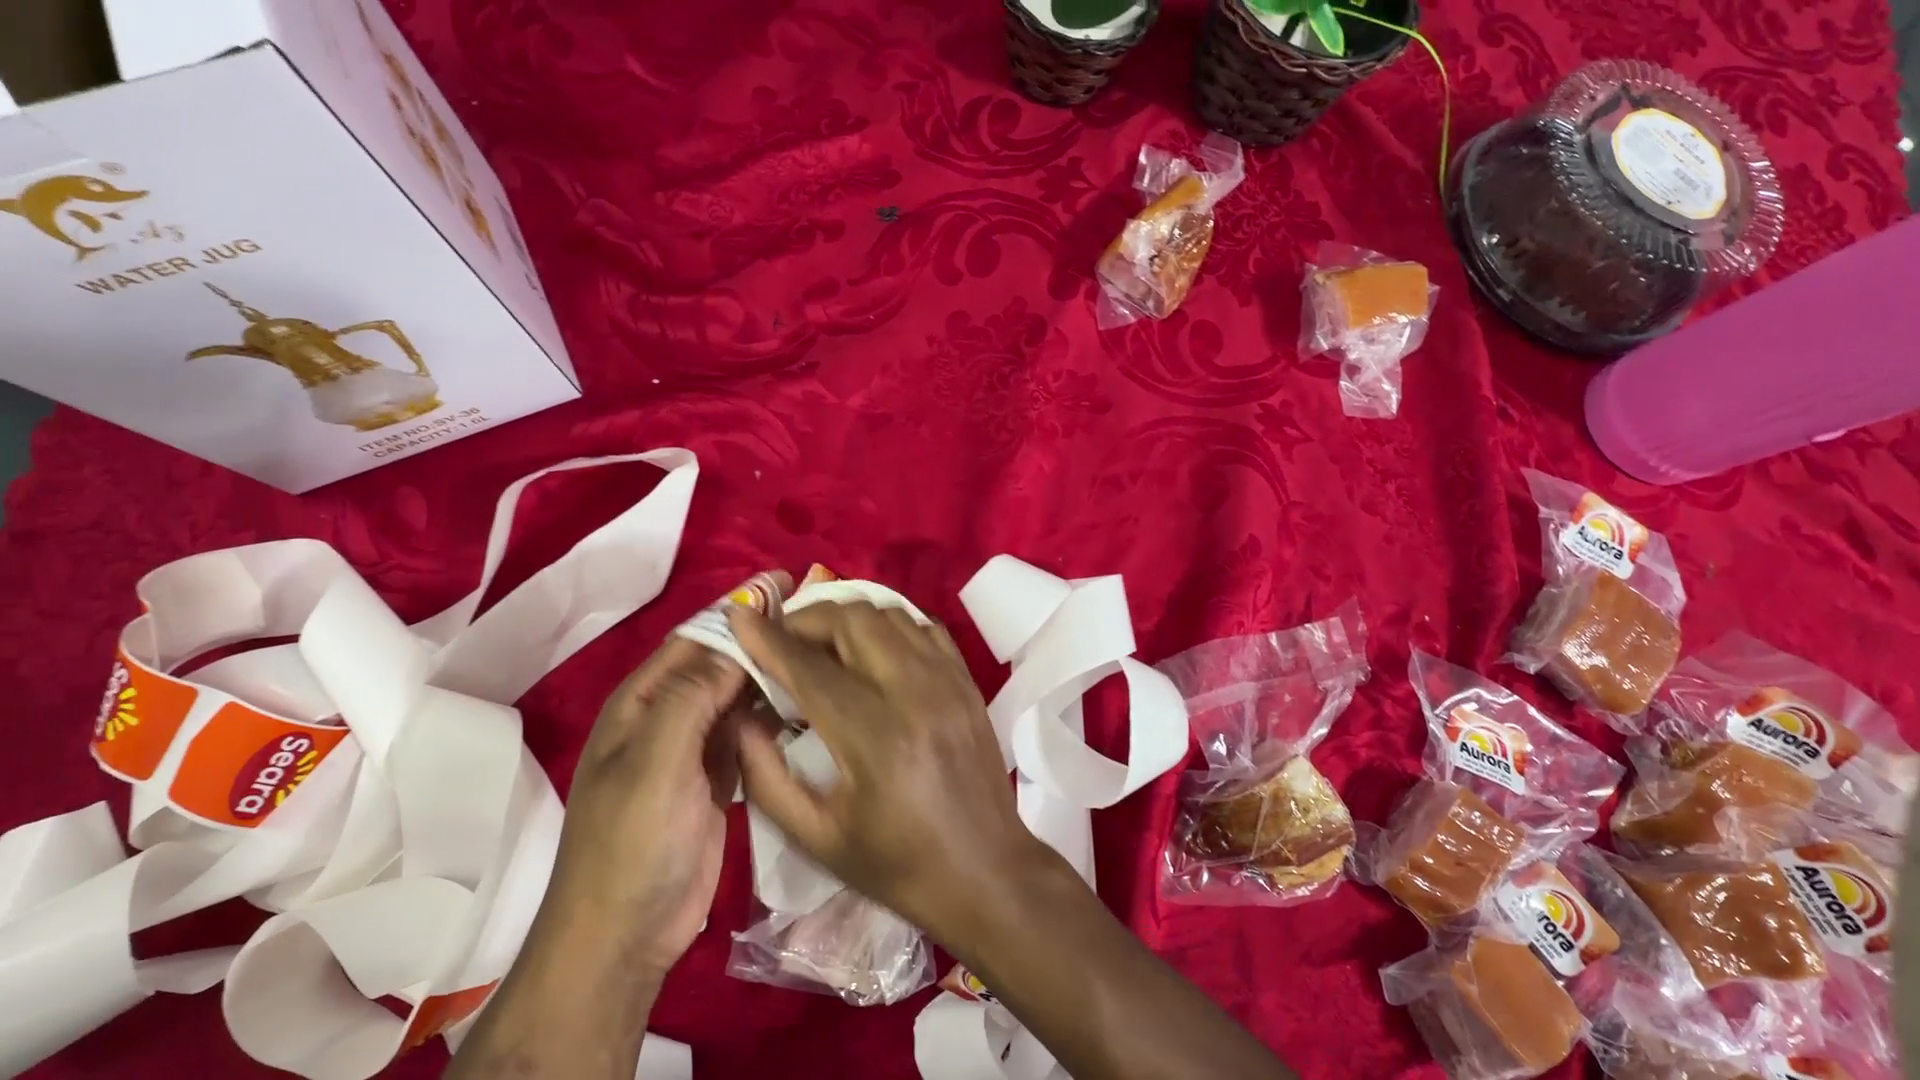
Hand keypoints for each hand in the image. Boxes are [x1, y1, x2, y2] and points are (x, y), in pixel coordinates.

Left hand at [540, 574, 790, 976]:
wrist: (625, 931)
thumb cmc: (632, 841)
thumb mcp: (656, 760)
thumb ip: (694, 695)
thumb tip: (739, 640)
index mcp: (642, 703)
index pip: (696, 638)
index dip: (739, 609)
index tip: (789, 583)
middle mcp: (667, 719)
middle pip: (720, 664)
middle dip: (763, 638)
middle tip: (821, 617)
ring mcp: (692, 753)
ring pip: (737, 699)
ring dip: (772, 676)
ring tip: (824, 653)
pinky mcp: (716, 783)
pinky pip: (748, 736)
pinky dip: (774, 717)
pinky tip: (810, 707)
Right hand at [731, 600, 1047, 938]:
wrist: (985, 872)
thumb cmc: (897, 864)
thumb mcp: (816, 837)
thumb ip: (766, 777)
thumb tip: (743, 718)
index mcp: (873, 736)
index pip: (809, 666)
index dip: (767, 639)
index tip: (738, 619)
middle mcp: (913, 693)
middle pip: (852, 620)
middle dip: (806, 620)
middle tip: (783, 641)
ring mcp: (947, 681)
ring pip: (890, 613)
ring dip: (847, 619)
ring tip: (823, 645)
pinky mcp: (967, 681)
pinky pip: (923, 627)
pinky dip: (889, 627)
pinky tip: (872, 652)